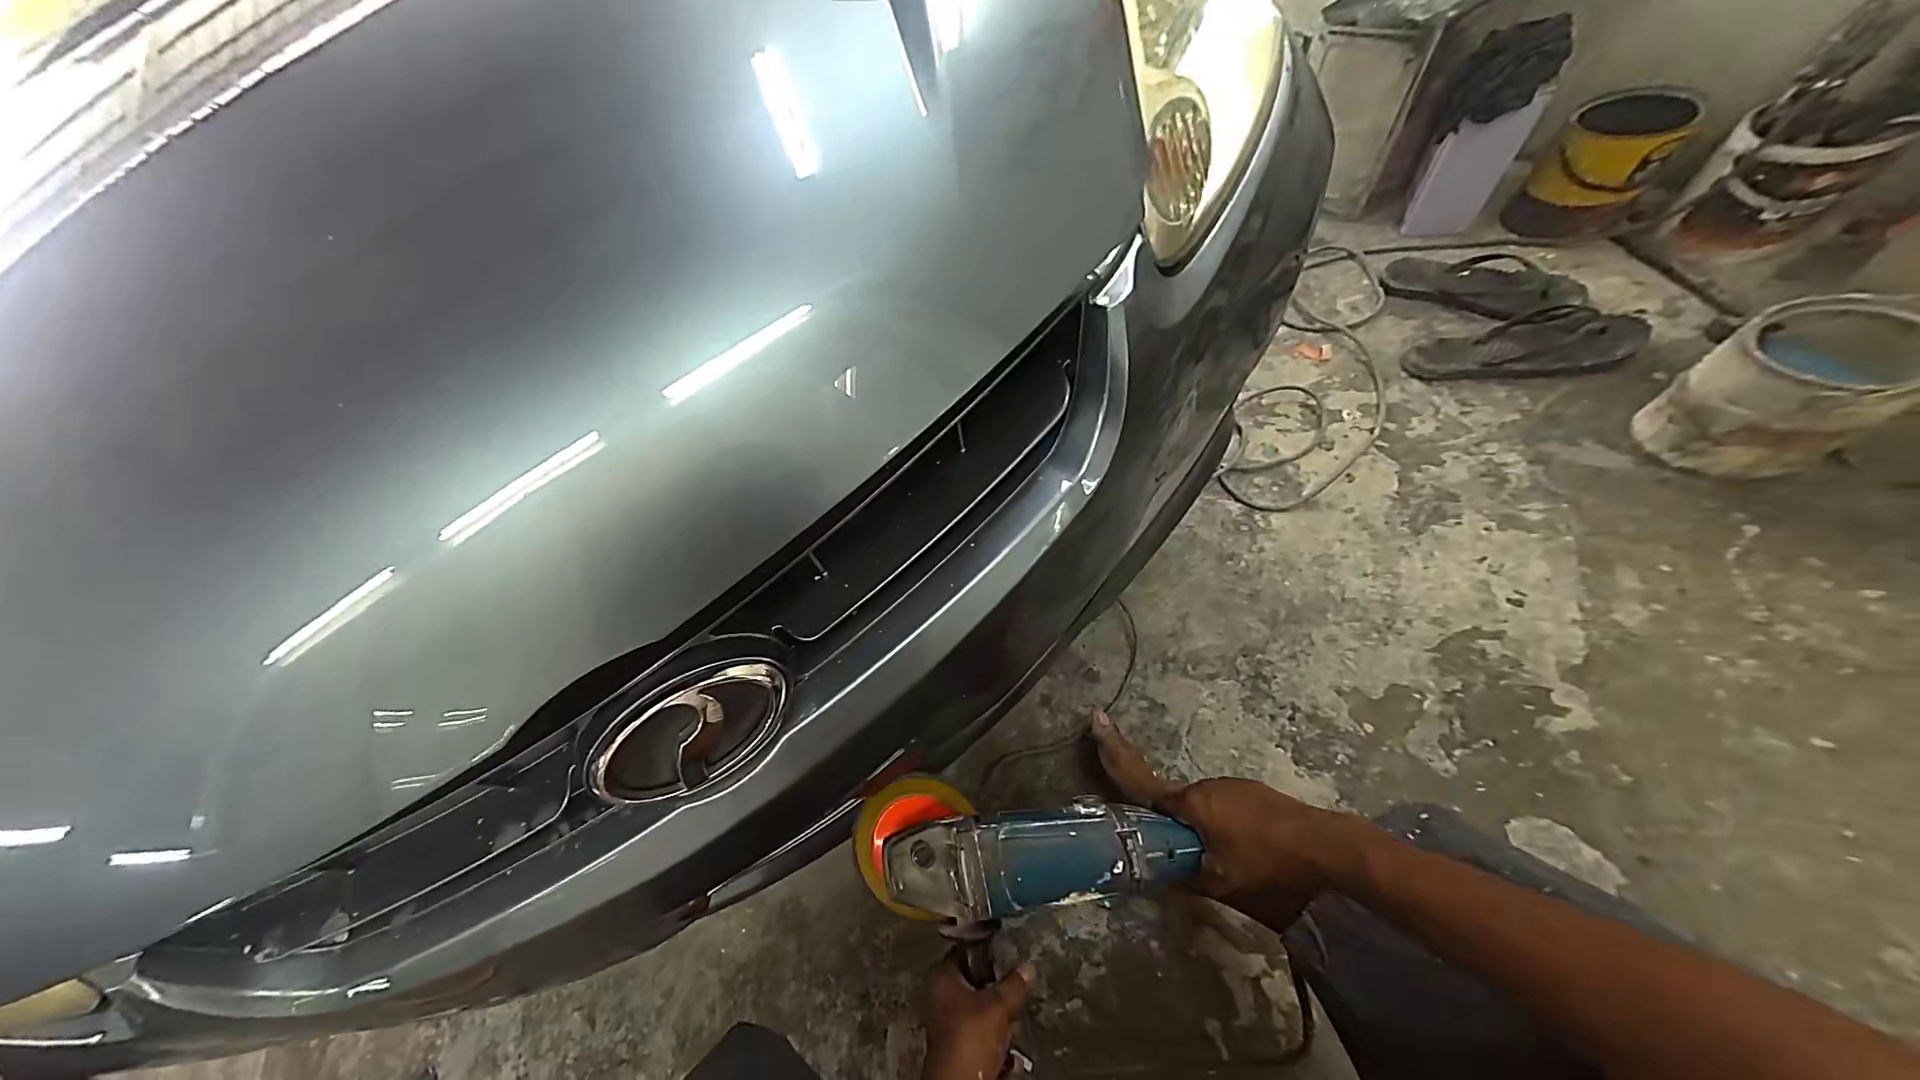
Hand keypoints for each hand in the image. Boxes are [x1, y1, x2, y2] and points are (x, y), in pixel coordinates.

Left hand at [920, 952, 1031, 1079]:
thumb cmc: (971, 1035)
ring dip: (1000, 1015)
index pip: (964, 952)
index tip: (1008, 950)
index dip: (986, 950)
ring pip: (981, 1009)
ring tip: (1015, 1020)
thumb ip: (1013, 986)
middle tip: (1016, 990)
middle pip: (976, 982)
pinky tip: (1009, 1040)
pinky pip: (981, 1031)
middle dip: (998, 990)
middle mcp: (941, 997)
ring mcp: (949, 1022)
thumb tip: (1028, 968)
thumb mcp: (997, 1006)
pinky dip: (995, 1034)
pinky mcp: (959, 1045)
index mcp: (942, 979)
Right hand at [1089, 707, 1361, 900]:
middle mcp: (1207, 786)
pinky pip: (1226, 809)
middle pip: (1173, 803)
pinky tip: (1250, 855)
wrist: (1332, 851)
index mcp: (1190, 803)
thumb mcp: (1221, 884)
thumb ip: (1184, 878)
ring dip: (1204, 830)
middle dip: (1172, 825)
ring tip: (1230, 866)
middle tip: (1187, 858)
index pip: (1138, 779)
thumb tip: (1161, 878)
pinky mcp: (1257, 795)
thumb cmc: (1269, 866)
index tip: (1095, 718)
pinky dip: (1226, 827)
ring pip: (1203, 808)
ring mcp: (1235, 787)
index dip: (1112, 751)